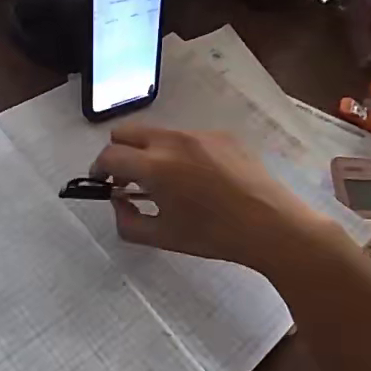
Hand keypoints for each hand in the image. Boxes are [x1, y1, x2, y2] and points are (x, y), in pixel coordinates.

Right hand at [89, 125, 322, 271]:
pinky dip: (178, 153)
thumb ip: (126, 221)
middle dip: (118, 153)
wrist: (272, 225)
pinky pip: (186, 137)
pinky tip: (197, 179)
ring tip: (164, 181)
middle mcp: (173, 141)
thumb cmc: (213, 236)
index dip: (98, 169)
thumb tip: (118, 201)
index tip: (102, 182)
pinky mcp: (221, 135)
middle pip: (126, 132)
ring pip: (157, 133)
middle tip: (126, 178)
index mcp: (155, 167)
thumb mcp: (162, 238)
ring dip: (148, 152)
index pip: (109, 155)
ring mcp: (199, 134)